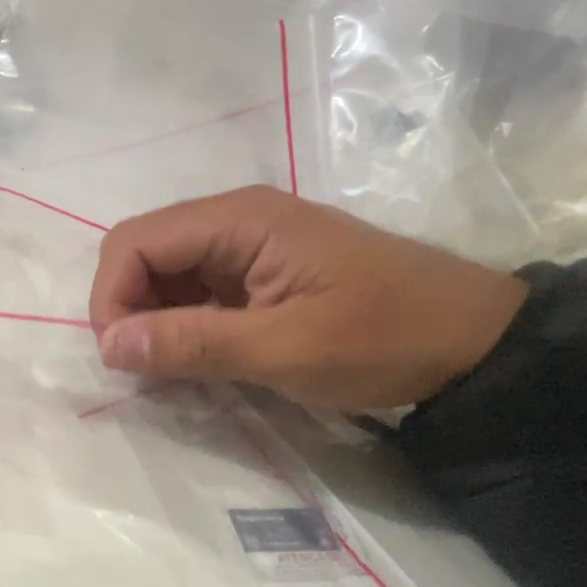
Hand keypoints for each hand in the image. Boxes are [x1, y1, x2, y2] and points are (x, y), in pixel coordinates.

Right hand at [89, 186, 528, 409]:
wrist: (478, 345)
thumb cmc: (386, 340)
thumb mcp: (285, 350)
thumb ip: (191, 343)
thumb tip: (108, 346)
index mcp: (241, 220)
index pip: (134, 242)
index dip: (112, 298)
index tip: (123, 357)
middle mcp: (236, 220)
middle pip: (141, 252)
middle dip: (126, 308)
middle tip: (145, 365)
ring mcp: (247, 246)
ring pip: (162, 274)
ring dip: (151, 320)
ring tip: (171, 367)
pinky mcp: (258, 273)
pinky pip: (192, 291)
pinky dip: (178, 324)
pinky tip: (196, 357)